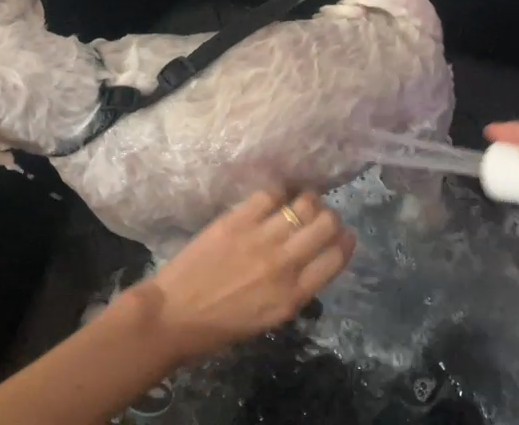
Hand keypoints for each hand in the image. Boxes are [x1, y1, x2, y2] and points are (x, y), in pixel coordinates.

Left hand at [121, 190, 356, 363]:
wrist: (173, 316)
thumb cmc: (220, 326)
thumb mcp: (269, 317)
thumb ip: (294, 289)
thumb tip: (311, 260)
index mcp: (292, 296)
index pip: (336, 258)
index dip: (345, 241)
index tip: (343, 234)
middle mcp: (284, 264)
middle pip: (327, 224)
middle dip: (330, 217)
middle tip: (320, 217)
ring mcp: (261, 239)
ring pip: (304, 203)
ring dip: (308, 200)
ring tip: (300, 202)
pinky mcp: (237, 219)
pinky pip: (270, 194)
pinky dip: (278, 192)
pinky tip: (273, 198)